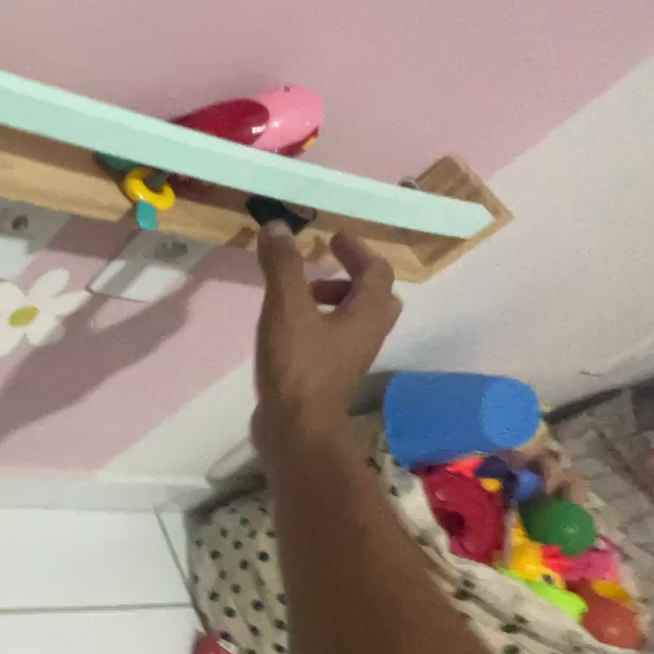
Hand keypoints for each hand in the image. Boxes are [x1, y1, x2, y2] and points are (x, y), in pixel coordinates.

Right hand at [251, 223, 401, 459]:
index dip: (357, 251)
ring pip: (355, 321)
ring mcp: (350, 358)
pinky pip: (334, 341)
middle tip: (317, 277)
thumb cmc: (297, 366)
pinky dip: (319, 327)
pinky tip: (287, 334)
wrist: (295, 426)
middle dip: (348, 281)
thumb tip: (277, 227)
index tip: (333, 239)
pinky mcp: (329, 376)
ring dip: (333, 305)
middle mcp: (367, 334)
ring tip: (296, 305)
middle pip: (374, 298)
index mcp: (367, 313)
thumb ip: (283, 267)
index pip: (376, 271)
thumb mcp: (286, 309)